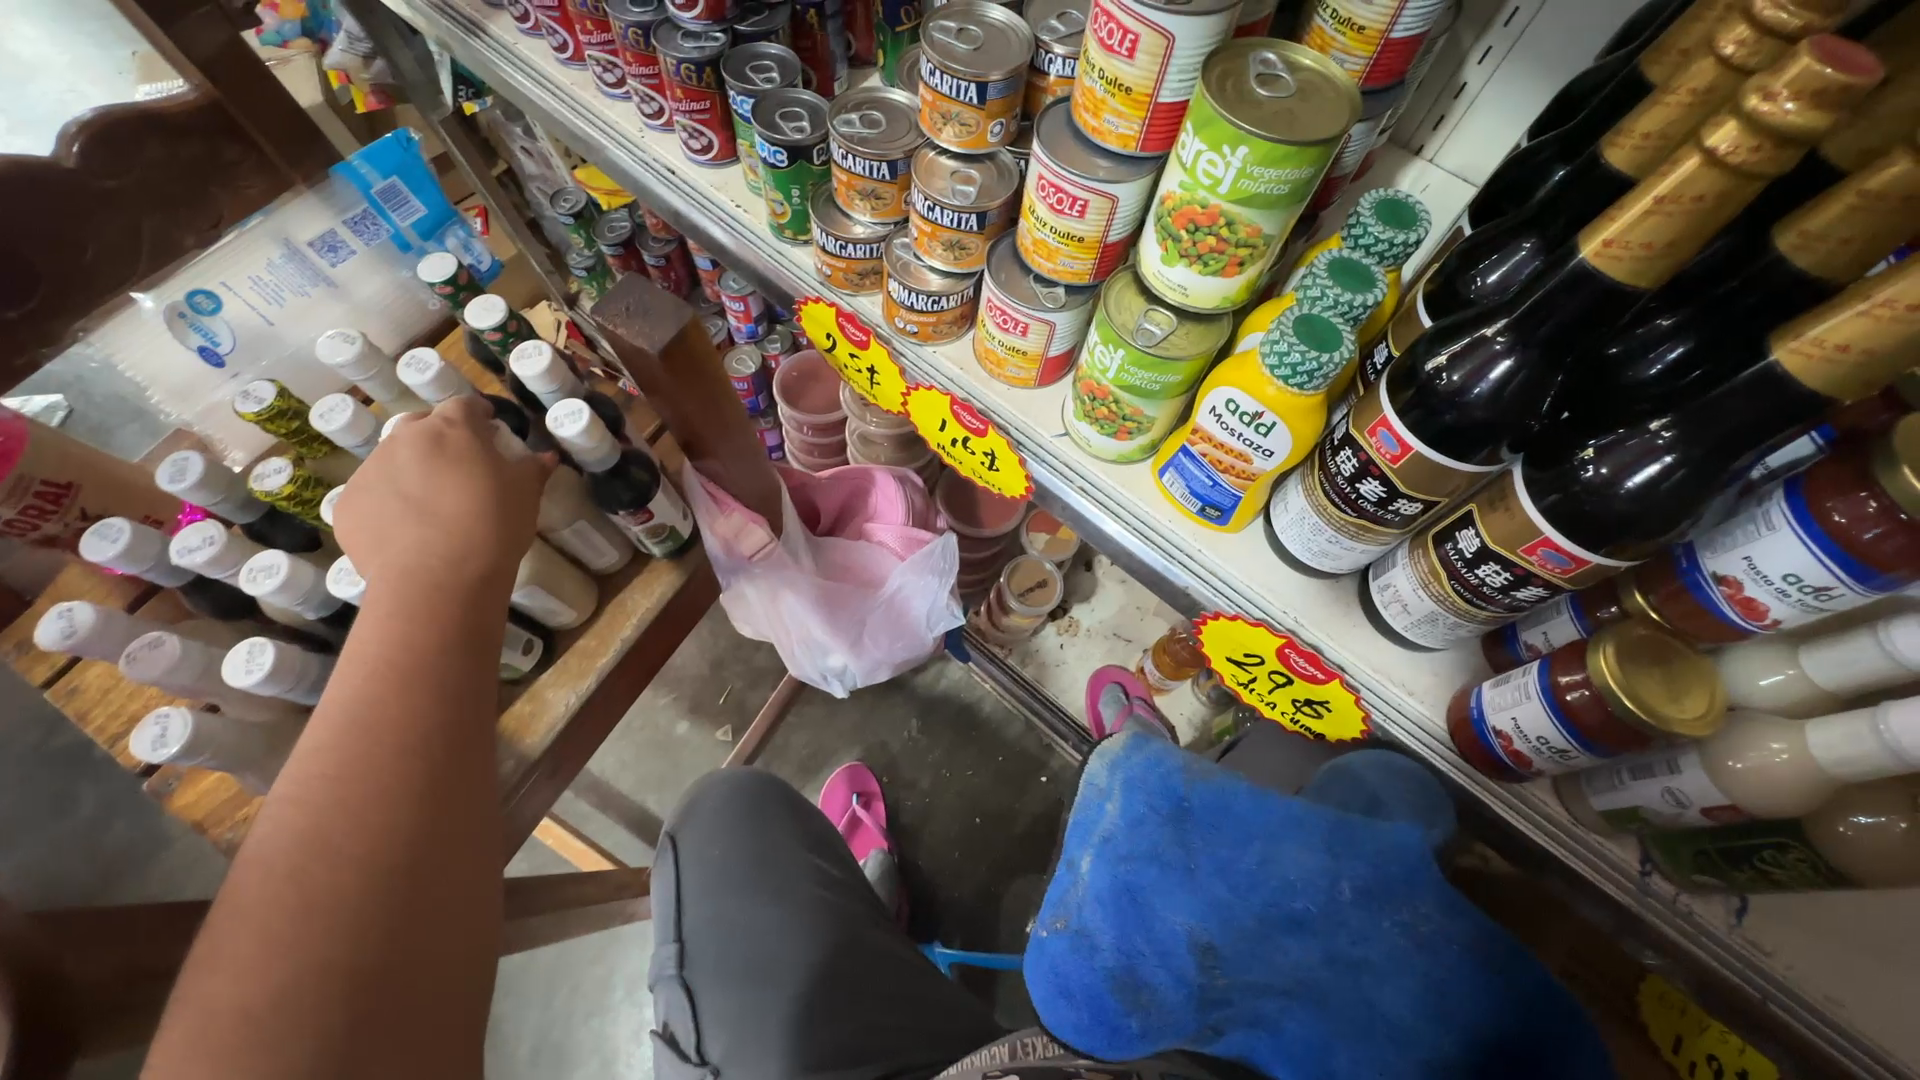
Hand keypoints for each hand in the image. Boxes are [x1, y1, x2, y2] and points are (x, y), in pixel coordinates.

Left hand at [334, 395, 554, 598]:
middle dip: (441, 440)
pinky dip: (390, 505)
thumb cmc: (493, 526)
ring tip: (434, 507)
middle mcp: (404, 439)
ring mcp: (370, 470)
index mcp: (452, 428)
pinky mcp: (348, 504)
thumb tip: (545, 456)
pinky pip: (374, 495)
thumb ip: (534, 468)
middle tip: (462, 471)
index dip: (481, 416)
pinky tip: (410, 532)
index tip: (491, 433)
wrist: (438, 580)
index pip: (466, 404)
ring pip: (394, 460)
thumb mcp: (526, 494)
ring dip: (413, 472)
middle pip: (422, 426)